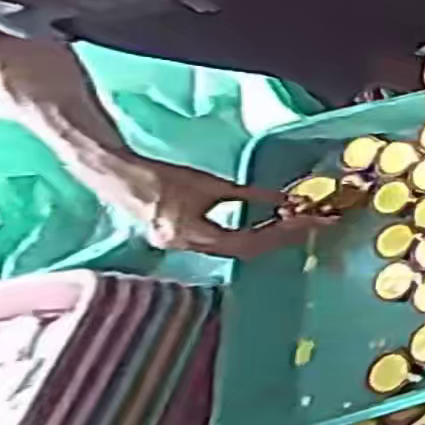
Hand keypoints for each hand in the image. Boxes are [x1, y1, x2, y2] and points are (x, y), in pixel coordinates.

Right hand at [87, 155, 327, 257]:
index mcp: (188, 233)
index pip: (248, 242)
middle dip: (279, 238)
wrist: (116, 174)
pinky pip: (221, 244)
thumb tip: (289, 201)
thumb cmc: (165, 177)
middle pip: (243, 250)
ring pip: (234, 249)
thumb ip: (253, 195)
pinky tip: (266, 225)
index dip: (281, 233)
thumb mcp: (215, 185)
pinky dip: (247, 235)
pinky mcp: (177, 239)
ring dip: (265, 238)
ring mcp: (177, 245)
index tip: (307, 222)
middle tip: (308, 225)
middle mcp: (182, 245)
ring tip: (293, 224)